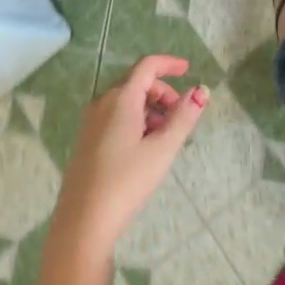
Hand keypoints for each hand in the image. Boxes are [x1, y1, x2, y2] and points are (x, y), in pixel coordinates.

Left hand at [52, 55, 209, 246]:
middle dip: (163, 93)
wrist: (83, 220)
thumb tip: (201, 91)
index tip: (188, 70)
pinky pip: (114, 116)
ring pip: (126, 101)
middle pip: (137, 83)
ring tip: (164, 138)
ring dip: (150, 109)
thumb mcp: (162, 149)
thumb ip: (183, 117)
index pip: (147, 66)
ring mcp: (91, 121)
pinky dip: (135, 120)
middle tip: (180, 118)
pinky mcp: (86, 139)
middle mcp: (102, 102)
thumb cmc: (127, 181)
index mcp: (121, 98)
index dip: (169, 64)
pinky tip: (144, 148)